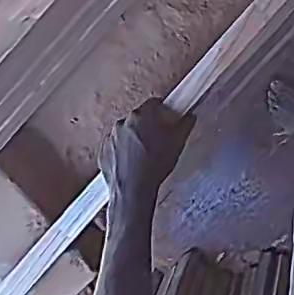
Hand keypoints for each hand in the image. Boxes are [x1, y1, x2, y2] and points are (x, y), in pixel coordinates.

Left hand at [100, 99, 191, 217]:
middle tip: (159, 139)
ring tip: (146, 154)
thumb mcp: (178, 143)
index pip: (153, 103)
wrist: (133, 190)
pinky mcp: (104, 151)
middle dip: (148, 125)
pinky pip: (115, 146)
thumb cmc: (154, 166)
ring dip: (134, 138)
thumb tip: (189, 117)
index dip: (162, 110)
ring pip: (126, 131)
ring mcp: (111, 137)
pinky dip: (123, 151)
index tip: (166, 117)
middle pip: (139, 117)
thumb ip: (185, 124)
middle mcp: (123, 122)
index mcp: (141, 115)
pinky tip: (133, 162)